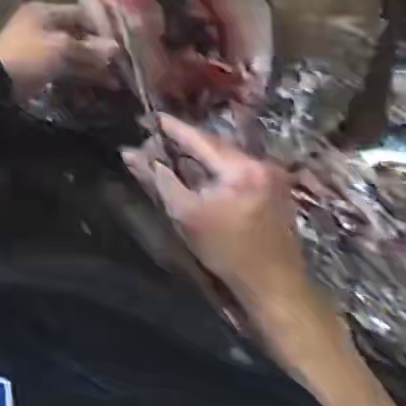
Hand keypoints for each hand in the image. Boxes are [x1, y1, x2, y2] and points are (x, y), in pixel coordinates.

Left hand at [0, 2, 119, 97]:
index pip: (80, 13)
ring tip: (121, 77)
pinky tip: (105, 83)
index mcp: (45, 12)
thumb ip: (88, 48)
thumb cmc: (28, 55)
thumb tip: (116, 48)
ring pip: (75, 52)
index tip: (124, 39)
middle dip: (101, 48)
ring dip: (96, 64)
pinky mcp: (43, 65)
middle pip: (79, 33)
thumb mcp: (60, 48)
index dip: (102, 26)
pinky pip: (68, 66)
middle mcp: (45, 25)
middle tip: (126, 60)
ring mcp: (44, 46)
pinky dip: (84, 73)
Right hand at [121, 114, 309, 301]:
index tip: (151, 117)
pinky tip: (198, 171)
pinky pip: (238, 167)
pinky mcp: (275, 189)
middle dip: (185, 140)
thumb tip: (130, 153)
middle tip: (157, 135)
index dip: (172, 127)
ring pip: (226, 156)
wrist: (275, 288)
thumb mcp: (185, 214)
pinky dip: (215, 166)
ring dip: (200, 154)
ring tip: (173, 151)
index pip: (199, 139)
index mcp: (242, 168)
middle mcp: (261, 164)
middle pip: (214, 144)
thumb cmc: (227, 252)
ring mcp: (272, 177)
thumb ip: (158, 179)